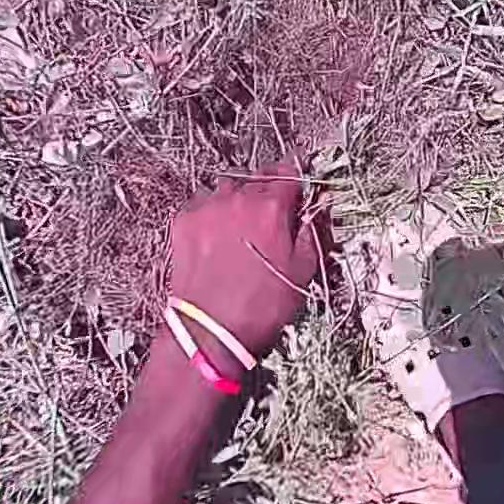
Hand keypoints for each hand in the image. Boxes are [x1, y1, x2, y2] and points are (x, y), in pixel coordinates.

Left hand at [163, 163, 320, 363]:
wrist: (211, 330)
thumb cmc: (262, 305)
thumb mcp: (303, 271)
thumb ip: (313, 232)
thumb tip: (319, 208)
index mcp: (271, 207)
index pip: (288, 173)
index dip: (294, 179)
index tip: (295, 186)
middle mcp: (237, 198)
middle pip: (256, 178)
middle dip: (266, 189)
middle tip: (269, 212)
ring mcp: (207, 207)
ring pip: (226, 188)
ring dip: (236, 198)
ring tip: (240, 223)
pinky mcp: (183, 220)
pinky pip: (200, 202)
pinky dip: (210, 210)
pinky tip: (215, 232)